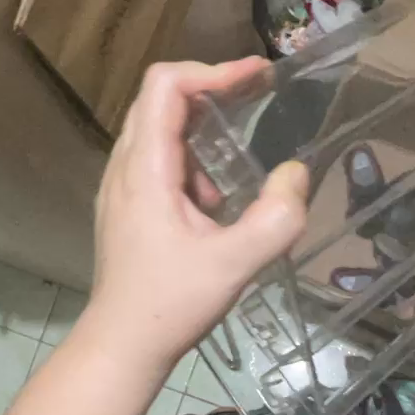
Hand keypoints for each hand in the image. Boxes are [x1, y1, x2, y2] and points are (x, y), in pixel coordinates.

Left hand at [80, 60, 309, 373]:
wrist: (123, 344)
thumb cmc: (170, 305)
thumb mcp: (233, 265)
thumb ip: (275, 219)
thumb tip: (296, 174)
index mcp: (145, 170)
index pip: (166, 85)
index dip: (214, 70)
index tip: (257, 77)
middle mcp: (124, 169)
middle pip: (159, 101)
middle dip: (210, 94)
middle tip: (255, 102)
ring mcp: (118, 190)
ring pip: (156, 132)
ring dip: (199, 136)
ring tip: (234, 174)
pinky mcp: (123, 210)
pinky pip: (154, 164)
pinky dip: (188, 165)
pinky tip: (211, 208)